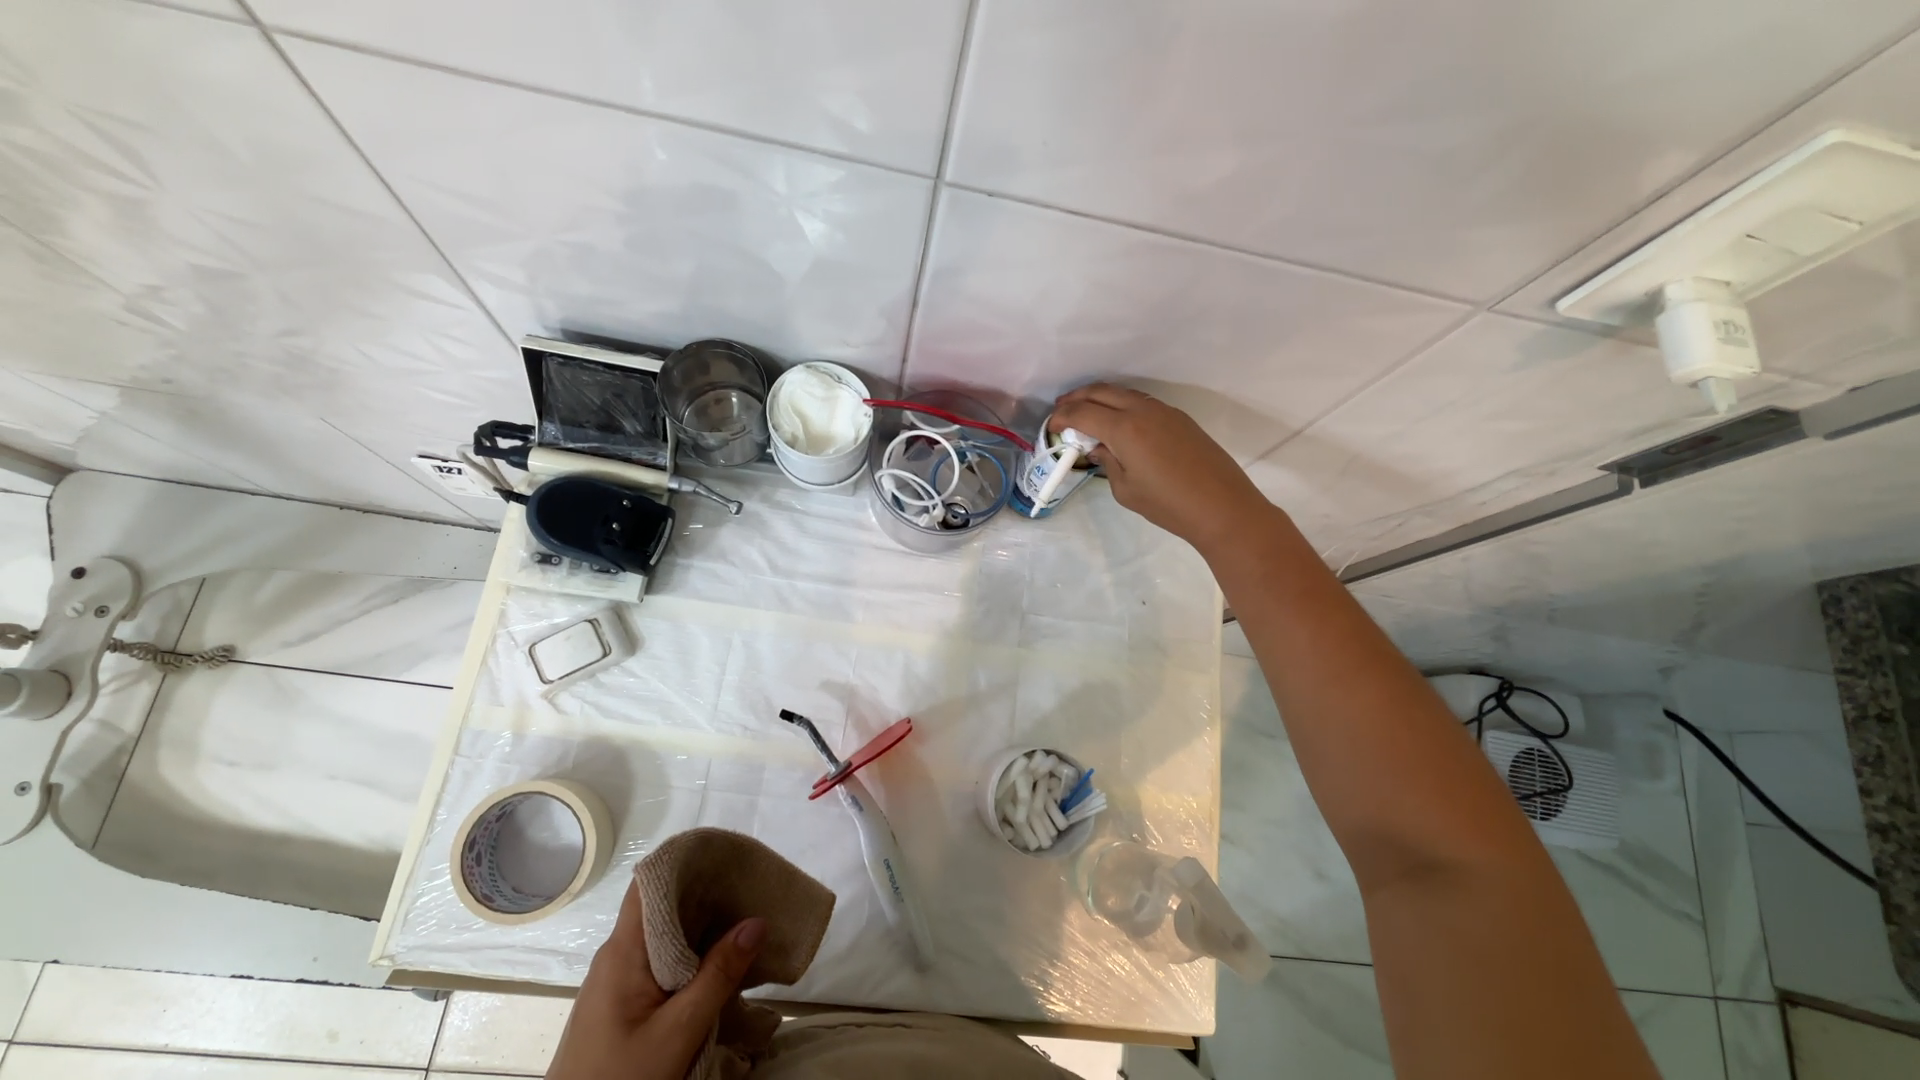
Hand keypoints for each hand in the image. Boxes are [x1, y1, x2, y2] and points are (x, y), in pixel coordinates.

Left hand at [546, 881, 765, 1079]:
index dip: (686, 862)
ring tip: (746, 919)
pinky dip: (691, 952)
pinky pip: (659, 961)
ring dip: (701, 925)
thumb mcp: (678, 1032)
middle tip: (752, 889)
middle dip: (706, 893)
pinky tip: (720, 961)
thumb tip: (756, 921)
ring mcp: (616, 979)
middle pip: (661, 906)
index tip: (727, 857)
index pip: (650, 883)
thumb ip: (718, 975)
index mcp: (624, 950)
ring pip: (662, 935)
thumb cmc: (621, 1079)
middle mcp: (616, 955)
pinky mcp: (621, 1002)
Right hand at [1049, 383, 1271, 553]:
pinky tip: (1117, 420)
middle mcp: (1142, 411)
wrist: (1221, 506)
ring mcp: (1163, 411)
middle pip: (1101, 392)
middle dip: (1077, 398)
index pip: (1083, 413)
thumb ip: (1108, 462)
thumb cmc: (1168, 505)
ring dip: (1100, 398)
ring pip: (1123, 393)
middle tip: (1062, 409)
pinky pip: (1141, 402)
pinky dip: (1121, 404)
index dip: (1062, 417)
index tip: (1051, 427)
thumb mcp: (1126, 490)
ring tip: (1086, 411)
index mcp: (1124, 429)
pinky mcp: (1179, 418)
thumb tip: (1101, 448)